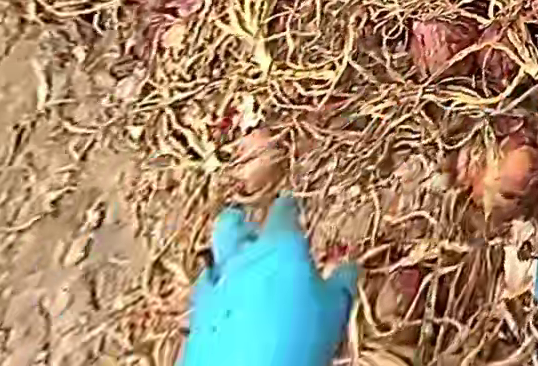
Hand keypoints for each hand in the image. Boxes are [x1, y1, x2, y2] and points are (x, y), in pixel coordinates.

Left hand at [179, 195, 358, 365]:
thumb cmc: (300, 335)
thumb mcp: (335, 304)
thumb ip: (340, 280)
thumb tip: (345, 267)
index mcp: (280, 246)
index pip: (283, 213)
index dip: (288, 206)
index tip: (291, 202)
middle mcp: (242, 264)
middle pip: (229, 230)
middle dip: (236, 221)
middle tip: (242, 217)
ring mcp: (211, 298)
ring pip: (210, 268)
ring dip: (222, 263)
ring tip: (233, 264)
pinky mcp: (192, 331)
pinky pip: (204, 302)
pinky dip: (216, 296)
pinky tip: (227, 305)